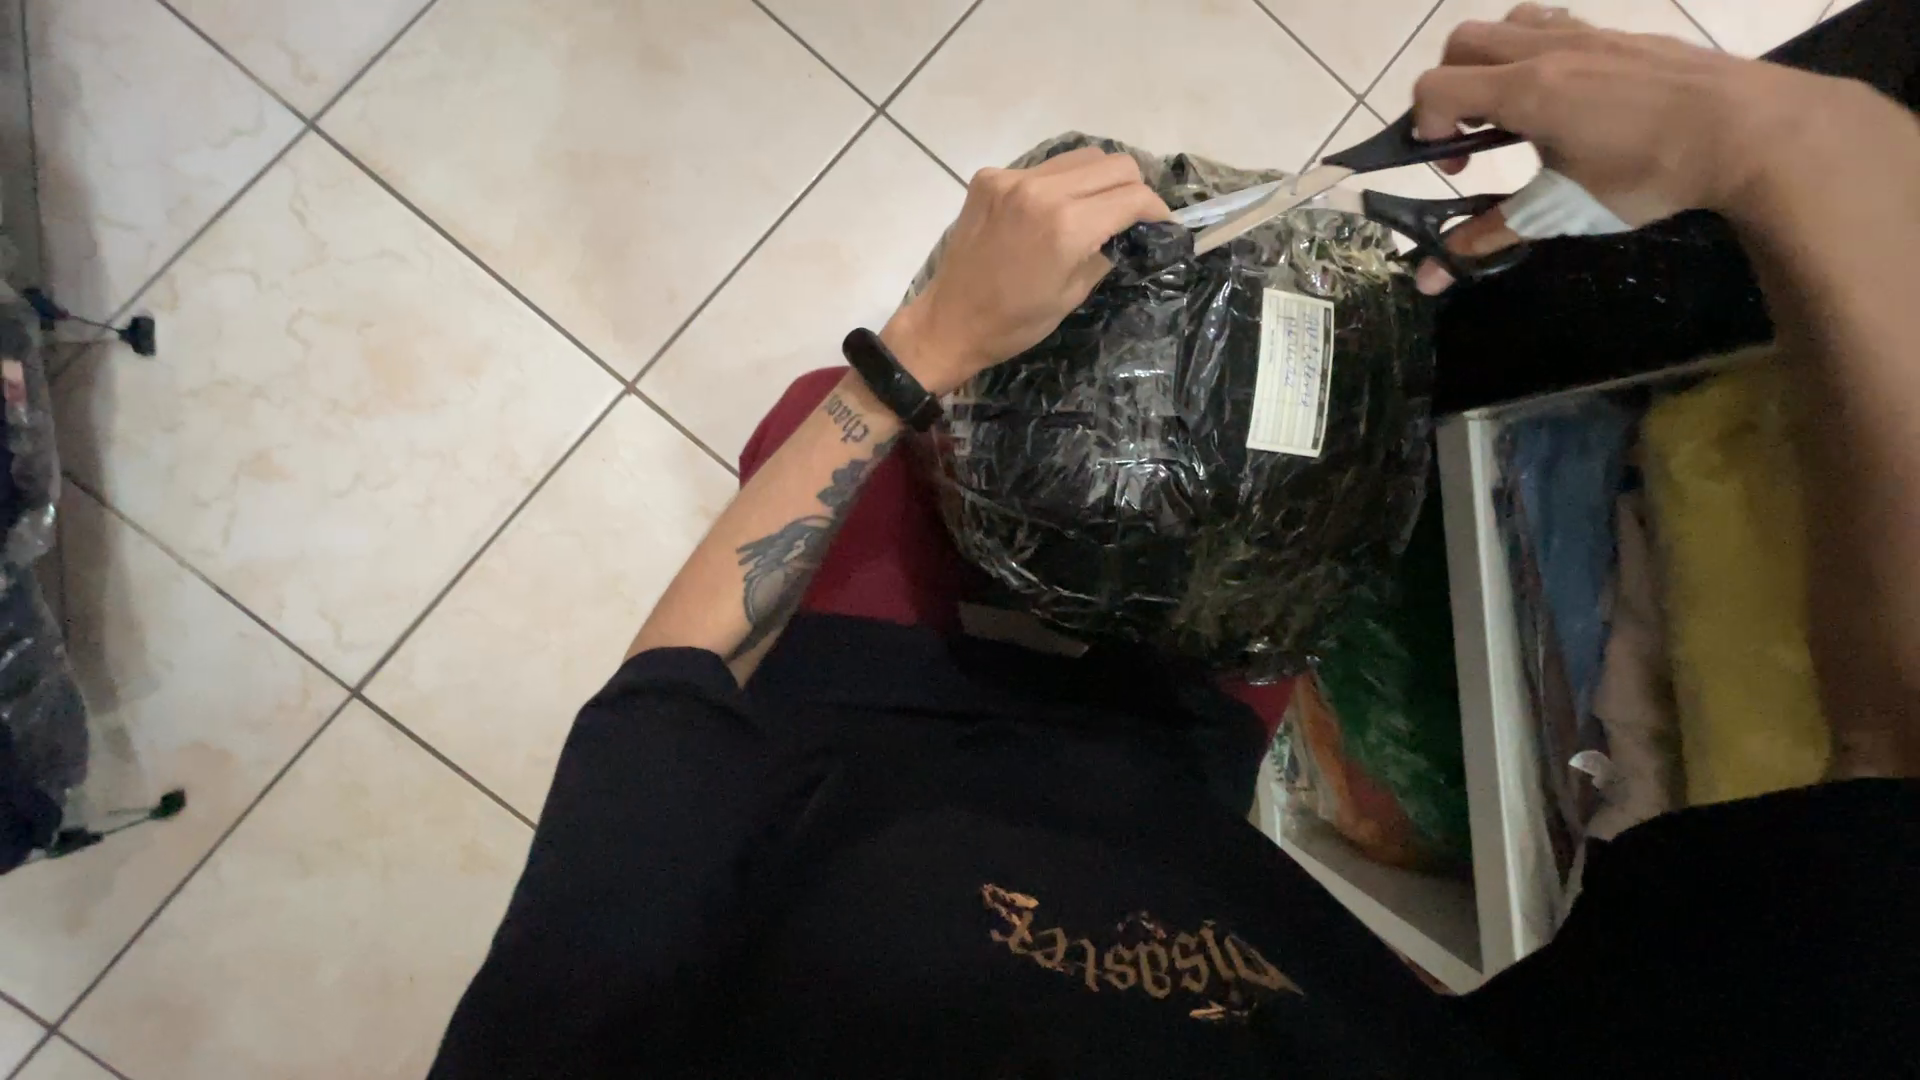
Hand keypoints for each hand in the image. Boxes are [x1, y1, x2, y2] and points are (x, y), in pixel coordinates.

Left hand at [883, 147, 1170, 393]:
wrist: (949, 322)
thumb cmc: (1013, 324)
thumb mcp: (1071, 295)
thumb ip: (1104, 253)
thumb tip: (1126, 232)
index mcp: (1067, 226)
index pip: (1133, 196)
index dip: (1156, 210)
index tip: (1160, 225)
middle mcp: (1042, 190)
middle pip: (1113, 164)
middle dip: (1132, 188)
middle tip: (1132, 217)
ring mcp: (1012, 179)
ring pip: (1079, 158)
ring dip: (1097, 180)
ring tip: (1096, 209)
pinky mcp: (989, 178)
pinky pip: (1041, 168)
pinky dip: (1058, 185)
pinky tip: (1051, 212)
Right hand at [1410, 3, 1914, 291]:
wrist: (1755, 130)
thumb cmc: (1645, 173)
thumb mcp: (1554, 211)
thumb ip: (1485, 236)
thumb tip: (1424, 282)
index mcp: (1528, 90)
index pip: (1434, 87)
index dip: (1422, 127)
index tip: (1452, 166)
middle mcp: (1551, 50)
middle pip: (1460, 44)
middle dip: (1447, 91)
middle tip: (1470, 137)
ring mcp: (1590, 35)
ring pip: (1508, 24)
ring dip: (1488, 65)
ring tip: (1508, 113)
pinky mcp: (1620, 36)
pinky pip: (1556, 24)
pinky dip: (1534, 54)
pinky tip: (1557, 98)